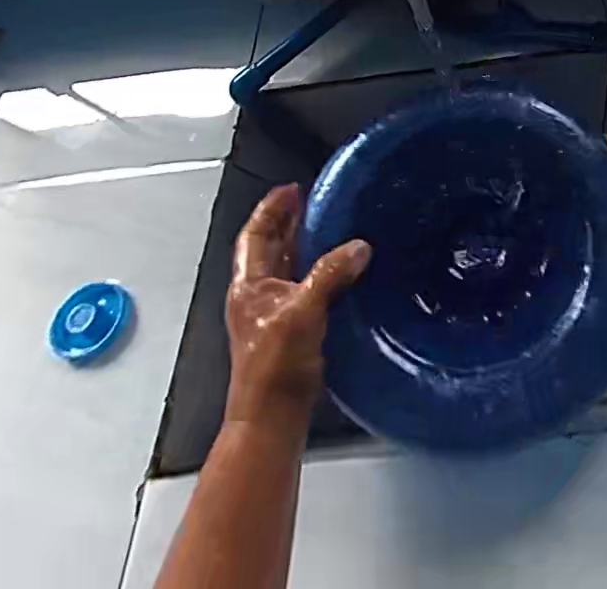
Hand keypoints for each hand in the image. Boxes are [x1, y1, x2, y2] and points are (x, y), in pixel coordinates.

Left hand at [224, 183, 371, 430]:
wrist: (272, 417)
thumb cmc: (273, 369)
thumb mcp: (303, 312)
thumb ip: (331, 275)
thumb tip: (357, 248)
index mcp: (249, 286)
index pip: (255, 235)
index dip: (271, 209)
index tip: (290, 189)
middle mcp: (258, 295)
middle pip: (269, 247)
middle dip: (287, 221)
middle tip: (310, 200)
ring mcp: (273, 312)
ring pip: (286, 266)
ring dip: (302, 243)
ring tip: (325, 224)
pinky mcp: (291, 328)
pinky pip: (304, 286)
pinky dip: (318, 269)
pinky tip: (339, 269)